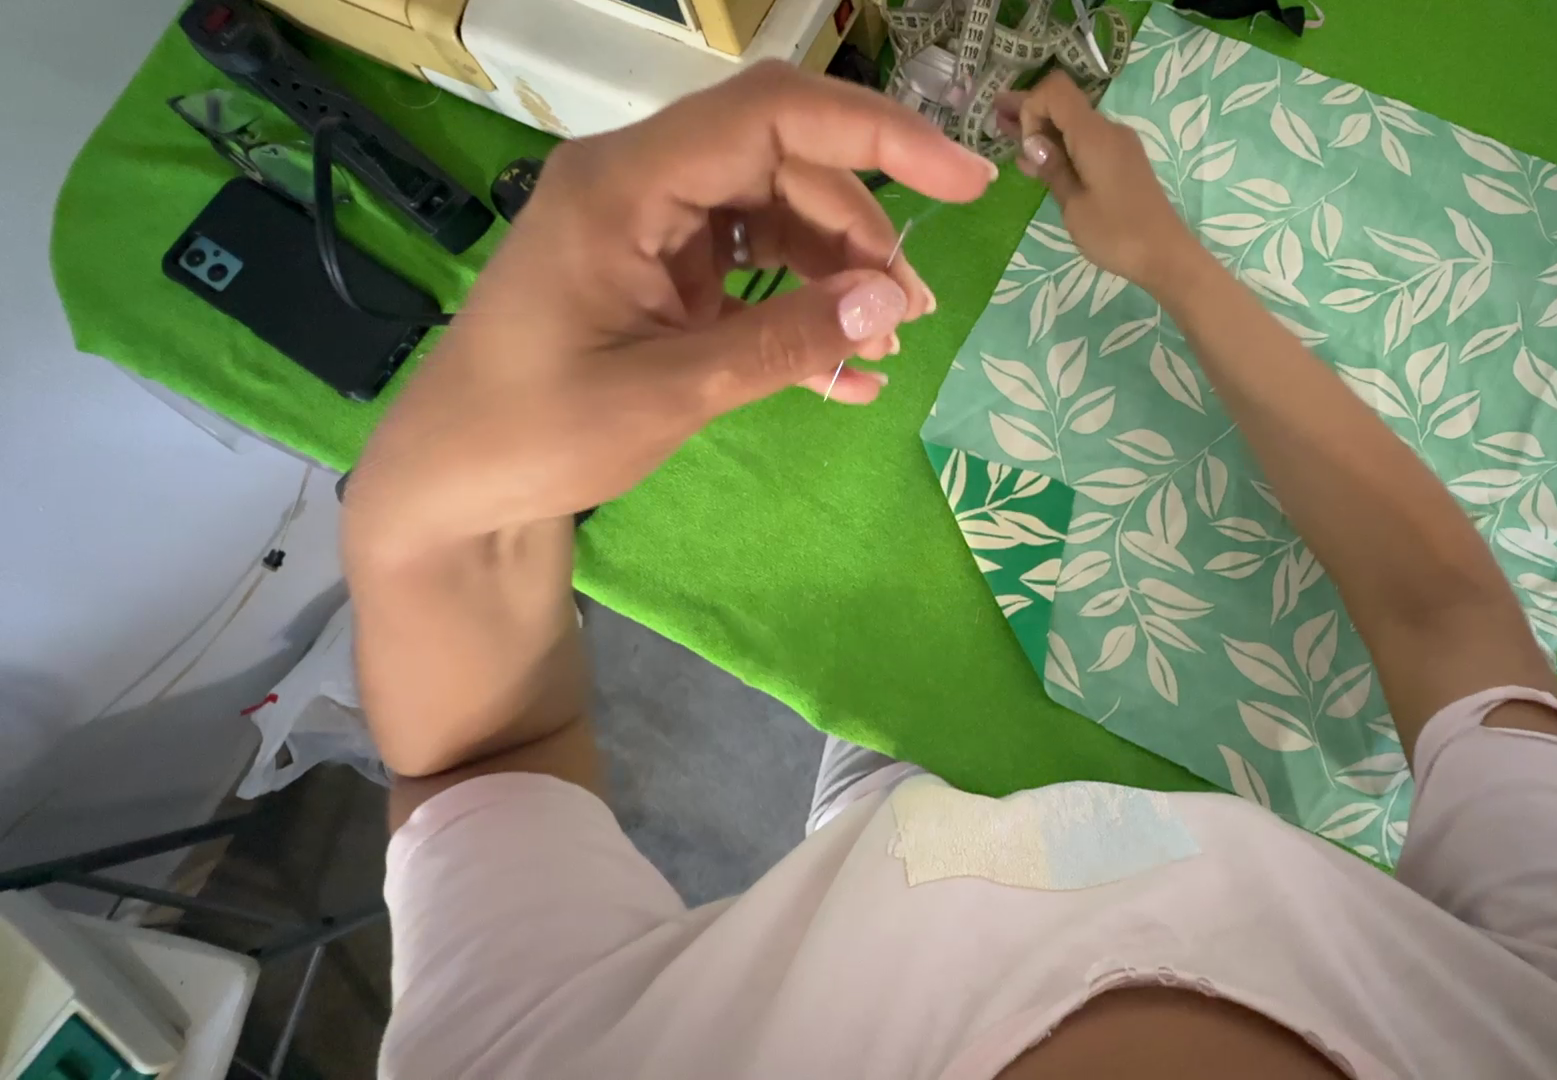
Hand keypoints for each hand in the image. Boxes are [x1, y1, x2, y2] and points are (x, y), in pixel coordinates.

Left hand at [346, 62, 997, 554]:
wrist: (463, 481)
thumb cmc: (540, 431)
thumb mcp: (673, 390)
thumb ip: (786, 340)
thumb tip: (894, 303)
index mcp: (626, 186)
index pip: (772, 118)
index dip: (881, 135)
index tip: (964, 179)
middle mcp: (645, 188)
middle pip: (785, 167)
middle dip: (863, 232)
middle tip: (911, 311)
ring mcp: (657, 234)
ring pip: (778, 220)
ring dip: (841, 276)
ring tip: (889, 344)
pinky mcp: (668, 280)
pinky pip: (755, 276)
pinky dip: (804, 316)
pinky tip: (849, 373)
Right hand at [995, 72, 1204, 291]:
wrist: (1163, 253)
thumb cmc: (1116, 233)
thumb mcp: (1075, 206)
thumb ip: (1053, 170)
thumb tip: (1032, 143)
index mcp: (1094, 135)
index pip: (1055, 91)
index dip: (1031, 106)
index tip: (1024, 146)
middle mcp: (1107, 130)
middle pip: (1064, 105)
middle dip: (1030, 112)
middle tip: (997, 117)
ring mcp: (1118, 145)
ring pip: (1074, 125)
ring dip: (1044, 132)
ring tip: (1010, 139)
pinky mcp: (1122, 162)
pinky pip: (1087, 144)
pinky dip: (1062, 148)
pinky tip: (1041, 163)